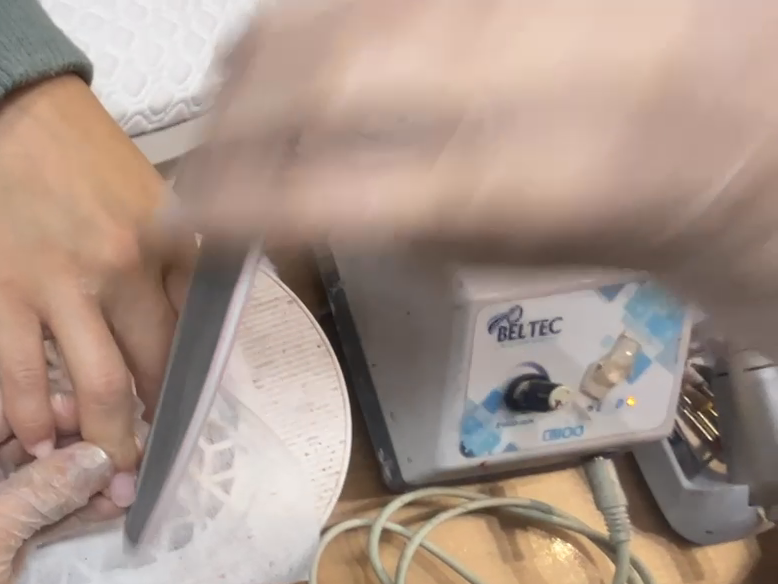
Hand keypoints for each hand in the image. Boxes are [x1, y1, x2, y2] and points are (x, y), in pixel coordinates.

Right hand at [0, 75, 193, 507]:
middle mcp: (126, 270)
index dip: (189, 386)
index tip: (178, 419)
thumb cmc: (70, 155)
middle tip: (140, 461)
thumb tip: (171, 320)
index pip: (196, 331)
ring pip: (99, 387)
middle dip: (150, 427)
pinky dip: (32, 422)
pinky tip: (34, 445)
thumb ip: (166, 254)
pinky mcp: (6, 305)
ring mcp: (63, 290)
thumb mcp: (143, 191)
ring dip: (102, 440)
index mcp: (167, 239)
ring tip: (98, 469)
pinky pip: (24, 381)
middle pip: (153, 370)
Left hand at [0, 387, 114, 583]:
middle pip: (30, 437)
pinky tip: (117, 505)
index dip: (50, 402)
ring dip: (86, 477)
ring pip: (45, 476)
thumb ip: (45, 487)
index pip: (4, 405)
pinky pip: (49, 510)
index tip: (101, 412)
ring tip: (134, 481)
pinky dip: (79, 507)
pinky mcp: (8, 538)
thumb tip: (103, 454)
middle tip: (133, 449)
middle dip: (78, 441)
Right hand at [185, 0, 777, 344]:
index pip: (343, 191)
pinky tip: (276, 49)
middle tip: (190, 167)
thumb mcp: (492, 249)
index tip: (173, 225)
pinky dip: (303, 17)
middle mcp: (559, 55)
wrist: (742, 109)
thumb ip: (372, 222)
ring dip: (258, 61)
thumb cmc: (602, 210)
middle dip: (234, 124)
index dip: (237, 206)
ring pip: (349, 8)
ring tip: (223, 104)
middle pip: (339, 68)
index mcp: (542, 176)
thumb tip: (259, 203)